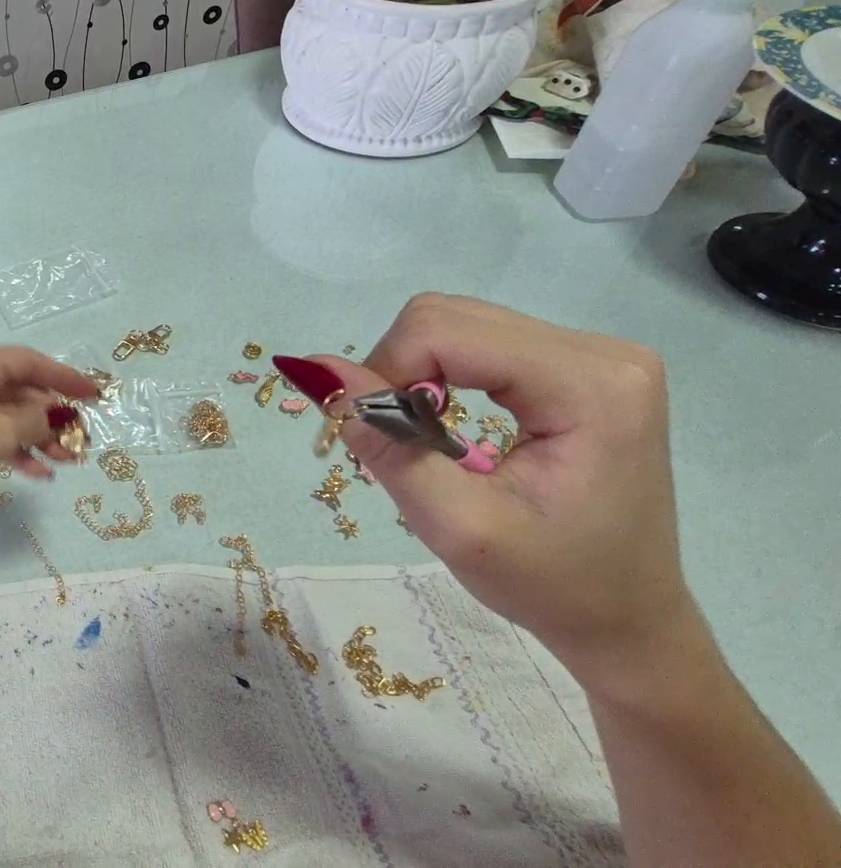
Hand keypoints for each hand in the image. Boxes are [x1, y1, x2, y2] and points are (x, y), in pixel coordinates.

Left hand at [0, 346, 98, 532]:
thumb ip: (34, 422)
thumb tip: (55, 414)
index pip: (31, 361)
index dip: (66, 377)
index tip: (96, 395)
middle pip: (20, 389)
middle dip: (53, 415)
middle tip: (82, 442)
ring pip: (6, 415)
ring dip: (37, 437)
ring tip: (66, 463)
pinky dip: (13, 449)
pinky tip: (37, 473)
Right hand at [301, 294, 696, 693]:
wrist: (626, 619)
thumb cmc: (548, 583)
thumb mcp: (453, 525)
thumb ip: (384, 443)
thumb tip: (311, 370)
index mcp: (589, 385)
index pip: (442, 332)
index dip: (385, 375)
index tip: (381, 440)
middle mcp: (601, 352)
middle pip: (446, 318)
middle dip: (397, 373)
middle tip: (399, 441)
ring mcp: (596, 354)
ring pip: (453, 323)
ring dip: (413, 374)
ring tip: (423, 437)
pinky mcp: (580, 364)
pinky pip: (475, 340)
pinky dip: (438, 374)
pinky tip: (448, 421)